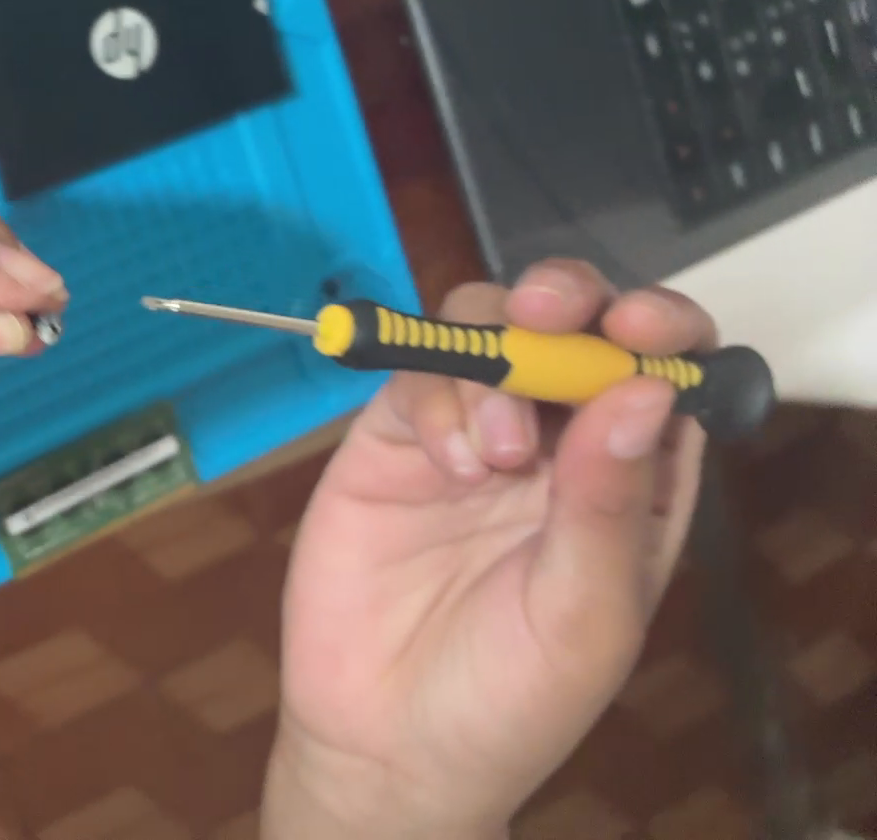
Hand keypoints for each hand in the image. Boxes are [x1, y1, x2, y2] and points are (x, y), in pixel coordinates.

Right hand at [263, 260, 713, 837]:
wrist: (380, 732)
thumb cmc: (508, 697)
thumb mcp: (586, 614)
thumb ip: (610, 505)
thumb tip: (642, 392)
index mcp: (623, 486)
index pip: (655, 378)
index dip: (654, 332)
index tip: (636, 325)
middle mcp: (542, 447)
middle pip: (558, 332)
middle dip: (558, 303)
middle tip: (543, 313)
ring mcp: (456, 437)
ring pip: (474, 339)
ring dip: (485, 367)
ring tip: (486, 459)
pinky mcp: (386, 444)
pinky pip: (407, 384)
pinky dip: (428, 402)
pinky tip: (441, 466)